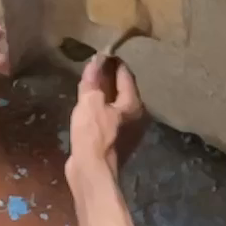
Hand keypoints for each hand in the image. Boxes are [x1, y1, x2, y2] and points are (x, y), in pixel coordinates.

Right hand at [68, 55, 146, 177]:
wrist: (92, 172)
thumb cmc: (94, 135)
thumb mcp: (90, 102)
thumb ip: (93, 81)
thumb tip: (96, 61)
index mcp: (134, 104)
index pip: (126, 75)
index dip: (113, 62)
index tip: (102, 53)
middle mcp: (136, 117)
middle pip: (123, 91)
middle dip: (108, 79)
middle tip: (93, 68)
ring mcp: (127, 132)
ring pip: (115, 106)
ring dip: (104, 96)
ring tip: (89, 86)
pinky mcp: (115, 144)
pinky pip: (108, 119)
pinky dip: (100, 111)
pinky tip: (88, 108)